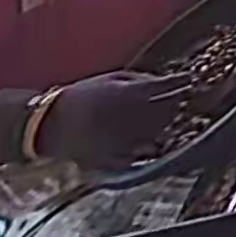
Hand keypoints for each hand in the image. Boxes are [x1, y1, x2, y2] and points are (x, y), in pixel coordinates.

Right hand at [35, 72, 189, 168]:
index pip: (168, 85)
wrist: (46, 124)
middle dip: (178, 102)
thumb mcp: (115, 79)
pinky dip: (150, 145)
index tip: (190, 79)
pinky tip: (151, 138)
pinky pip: (140, 153)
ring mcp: (120, 138)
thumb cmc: (84, 95)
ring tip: (166, 116)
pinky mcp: (110, 157)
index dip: (182, 81)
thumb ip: (142, 79)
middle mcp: (128, 116)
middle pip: (169, 109)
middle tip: (181, 97)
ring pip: (159, 131)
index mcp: (129, 94)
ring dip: (167, 123)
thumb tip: (167, 81)